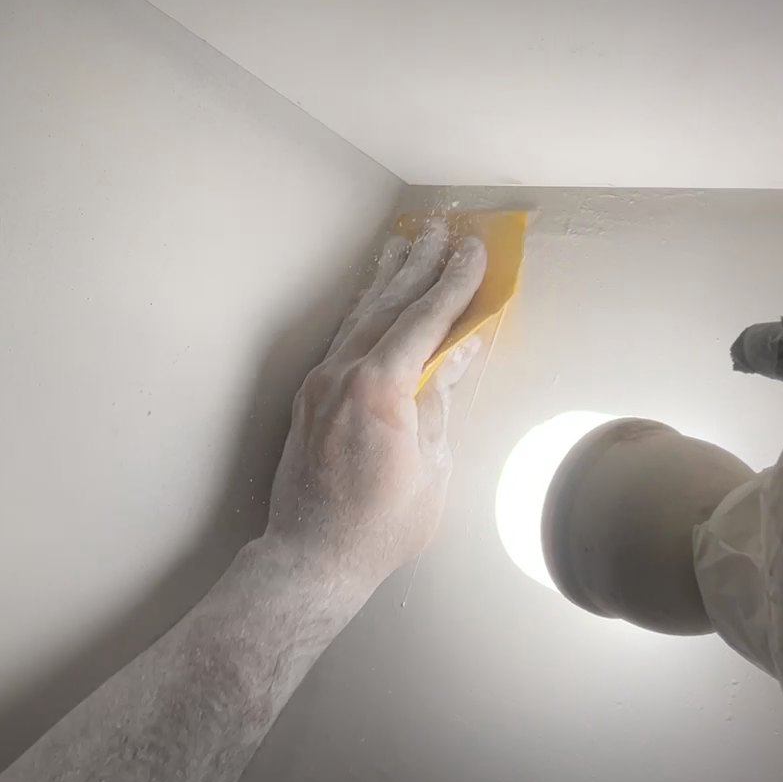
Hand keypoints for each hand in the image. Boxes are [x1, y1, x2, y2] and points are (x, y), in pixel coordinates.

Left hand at [263, 221, 487, 589]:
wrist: (313, 551)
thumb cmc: (381, 523)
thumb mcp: (432, 464)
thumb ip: (441, 399)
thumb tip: (460, 351)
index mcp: (378, 388)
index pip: (423, 321)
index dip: (452, 284)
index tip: (474, 251)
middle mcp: (341, 374)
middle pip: (386, 307)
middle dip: (418, 267)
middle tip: (441, 230)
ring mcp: (319, 383)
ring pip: (358, 319)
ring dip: (386, 282)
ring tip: (406, 247)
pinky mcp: (308, 396)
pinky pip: (342, 342)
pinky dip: (363, 315)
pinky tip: (372, 301)